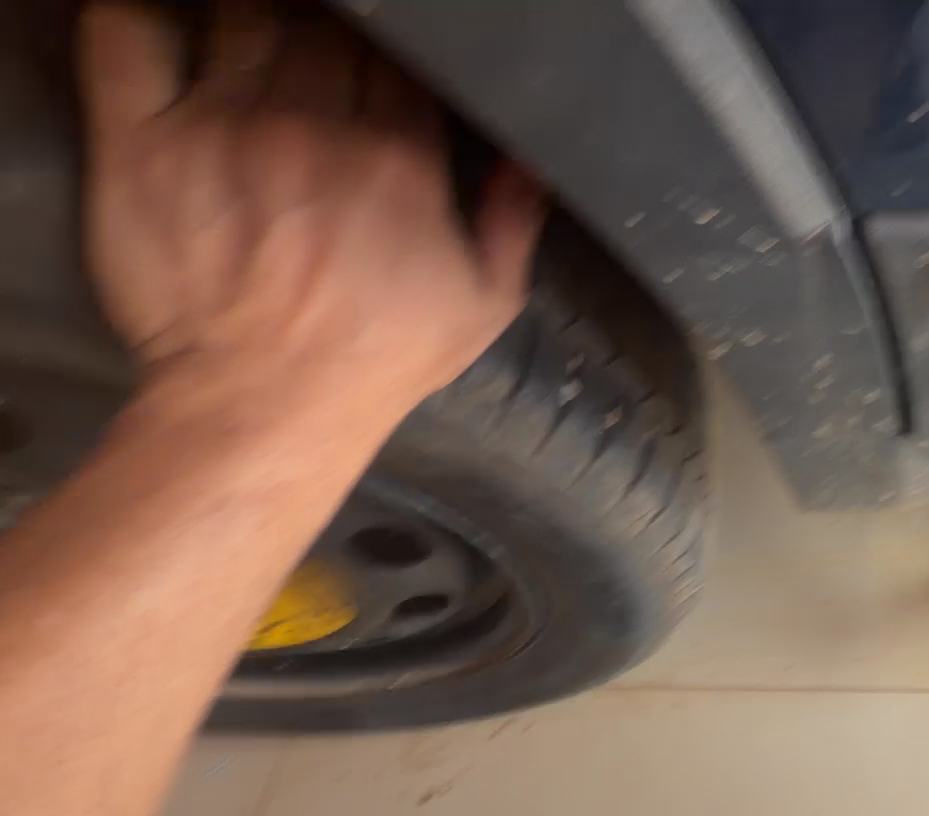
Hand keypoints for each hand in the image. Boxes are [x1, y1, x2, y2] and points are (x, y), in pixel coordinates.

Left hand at [78, 1, 543, 424]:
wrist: (277, 395)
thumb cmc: (393, 350)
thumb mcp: (488, 300)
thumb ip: (511, 221)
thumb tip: (530, 161)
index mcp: (401, 163)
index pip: (402, 68)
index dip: (404, 66)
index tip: (400, 81)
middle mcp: (313, 127)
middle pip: (325, 33)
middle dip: (339, 40)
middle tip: (337, 69)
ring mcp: (221, 126)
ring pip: (241, 18)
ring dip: (263, 24)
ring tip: (274, 51)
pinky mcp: (140, 138)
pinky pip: (128, 32)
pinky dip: (152, 16)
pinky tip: (185, 36)